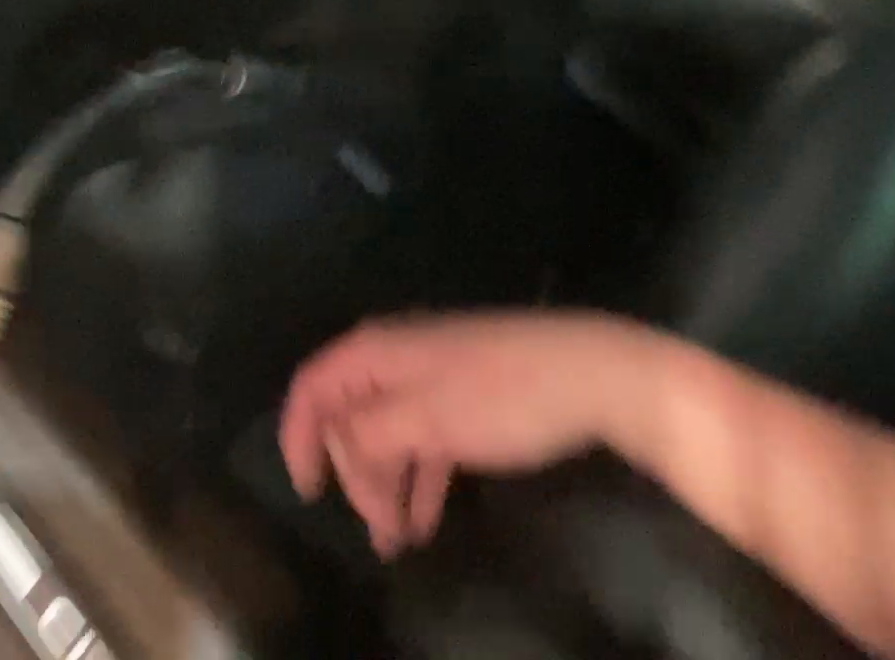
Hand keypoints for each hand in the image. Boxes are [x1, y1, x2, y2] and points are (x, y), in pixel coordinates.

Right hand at [279, 311, 653, 558]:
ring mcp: (428, 377)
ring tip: (398, 541)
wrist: (596, 375)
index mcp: (372, 353)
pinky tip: (425, 521)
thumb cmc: (501, 395)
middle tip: (377, 530)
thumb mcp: (425, 420)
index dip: (298, 438)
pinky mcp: (461, 397)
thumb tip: (339, 448)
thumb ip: (369, 435)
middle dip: (355, 476)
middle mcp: (391, 359)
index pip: (311, 389)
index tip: (308, 492)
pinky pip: (422, 440)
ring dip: (386, 485)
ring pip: (386, 433)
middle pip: (349, 418)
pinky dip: (418, 478)